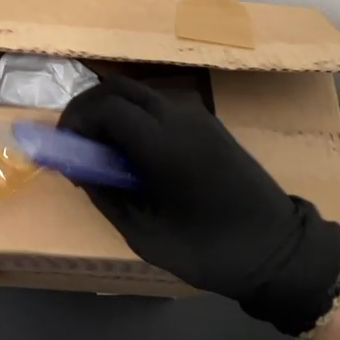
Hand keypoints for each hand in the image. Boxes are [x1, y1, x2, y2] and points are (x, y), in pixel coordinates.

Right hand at [58, 76, 339, 334]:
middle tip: (73, 142)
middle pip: (117, 88)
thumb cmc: (209, 251)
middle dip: (87, 108)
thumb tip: (77, 168)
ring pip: (138, 92)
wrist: (278, 249)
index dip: (74, 121)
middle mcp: (178, 117)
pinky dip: (133, 115)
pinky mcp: (208, 123)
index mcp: (163, 144)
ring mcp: (197, 116)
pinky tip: (131, 152)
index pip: (103, 108)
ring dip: (110, 110)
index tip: (61, 147)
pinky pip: (158, 104)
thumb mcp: (145, 235)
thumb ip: (105, 195)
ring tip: (99, 150)